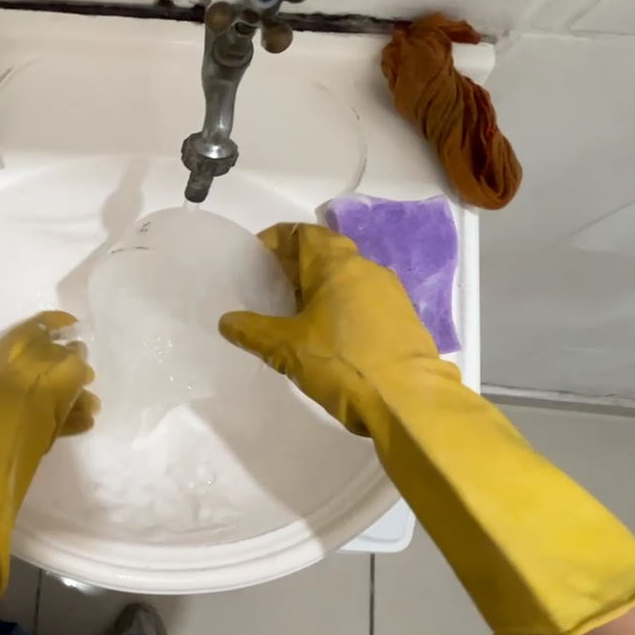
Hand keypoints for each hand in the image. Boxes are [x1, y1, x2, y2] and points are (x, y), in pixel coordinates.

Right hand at [218, 223, 451, 435]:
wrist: (407, 401)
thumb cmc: (340, 362)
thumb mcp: (284, 348)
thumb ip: (251, 330)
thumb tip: (227, 321)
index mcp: (336, 266)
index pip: (302, 233)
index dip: (275, 239)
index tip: (253, 258)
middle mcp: (366, 269)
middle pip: (324, 252)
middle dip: (294, 265)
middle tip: (266, 286)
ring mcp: (388, 294)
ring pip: (345, 277)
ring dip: (317, 287)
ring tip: (289, 312)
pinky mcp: (400, 319)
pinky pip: (361, 299)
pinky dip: (337, 306)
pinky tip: (322, 333)